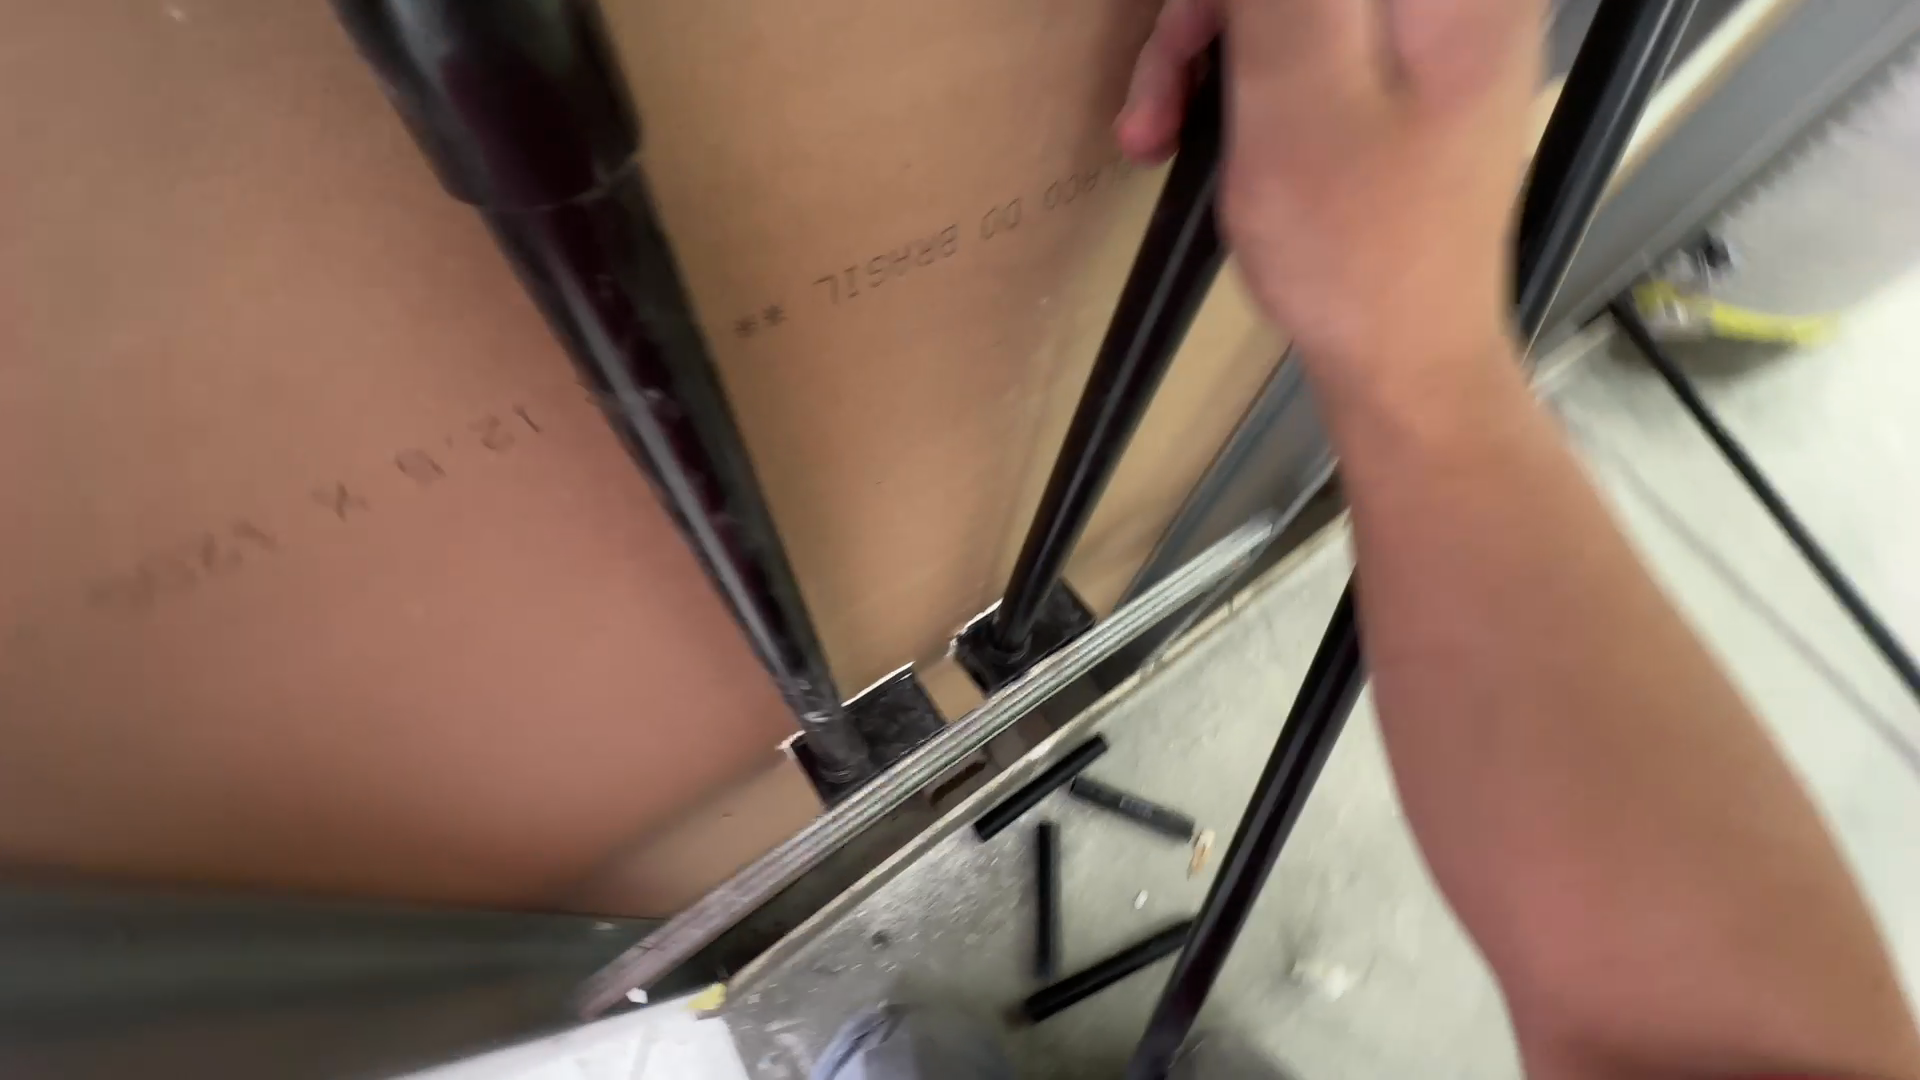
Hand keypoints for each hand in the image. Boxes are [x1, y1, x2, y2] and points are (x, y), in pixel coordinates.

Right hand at [1119, 0, 1541, 396]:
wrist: (1401, 357)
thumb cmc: (1351, 254)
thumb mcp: (1296, 105)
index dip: (1211, 3)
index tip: (1181, 60)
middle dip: (1199, 25)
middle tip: (1151, 114)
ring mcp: (1420, 42)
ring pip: (1280, 11)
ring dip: (1201, 63)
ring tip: (1155, 141)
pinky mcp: (1391, 88)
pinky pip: (1296, 53)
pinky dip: (1234, 91)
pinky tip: (1199, 139)